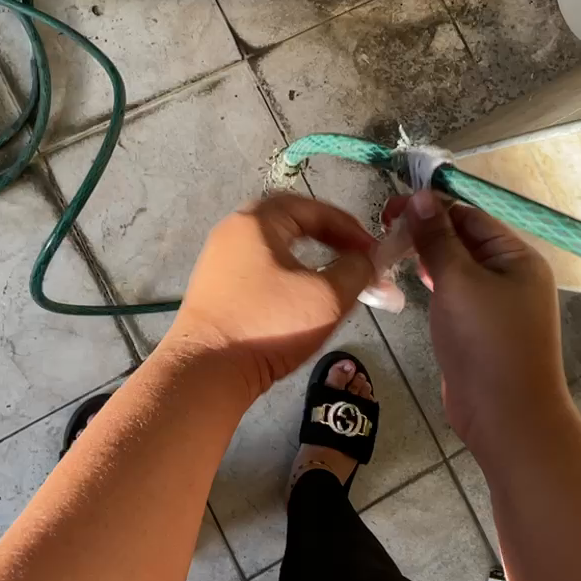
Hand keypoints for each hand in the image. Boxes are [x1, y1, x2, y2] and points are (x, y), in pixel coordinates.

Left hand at [166, 194, 377, 397]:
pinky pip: (261, 269)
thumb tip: (368, 260)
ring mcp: (220, 260)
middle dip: (331, 240)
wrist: (206, 371)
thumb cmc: (269, 324)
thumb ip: (356, 270)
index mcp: (257, 221)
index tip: (374, 252)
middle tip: (356, 259)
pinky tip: (303, 298)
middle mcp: (234, 231)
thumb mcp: (326, 296)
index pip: (313, 209)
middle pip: (292, 223)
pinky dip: (289, 275)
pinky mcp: (216, 289)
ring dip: (312, 259)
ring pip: (277, 248)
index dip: (351, 229)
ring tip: (337, 280)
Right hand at [400, 190, 569, 450]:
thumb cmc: (485, 342)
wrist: (505, 417)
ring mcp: (496, 303)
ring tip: (391, 251)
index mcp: (517, 257)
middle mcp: (511, 275)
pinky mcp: (479, 327)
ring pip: (456, 265)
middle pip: (463, 238)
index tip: (390, 209)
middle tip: (384, 230)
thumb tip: (421, 195)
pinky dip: (433, 281)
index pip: (470, 216)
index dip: (431, 207)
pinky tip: (410, 279)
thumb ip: (437, 238)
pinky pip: (455, 292)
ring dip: (426, 255)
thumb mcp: (457, 281)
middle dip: (426, 230)